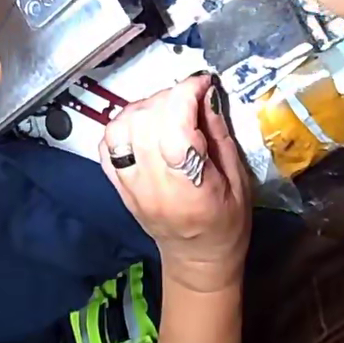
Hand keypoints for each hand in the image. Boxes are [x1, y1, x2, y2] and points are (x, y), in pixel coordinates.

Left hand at [99, 75, 251, 293]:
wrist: (198, 259)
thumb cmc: (226, 224)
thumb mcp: (238, 179)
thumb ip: (219, 135)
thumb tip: (205, 96)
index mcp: (189, 186)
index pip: (173, 127)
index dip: (185, 95)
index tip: (201, 83)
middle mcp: (152, 184)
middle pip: (144, 122)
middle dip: (167, 98)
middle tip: (188, 100)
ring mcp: (129, 185)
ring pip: (119, 129)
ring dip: (141, 109)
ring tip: (165, 111)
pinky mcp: (118, 185)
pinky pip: (106, 145)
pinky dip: (121, 126)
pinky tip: (143, 126)